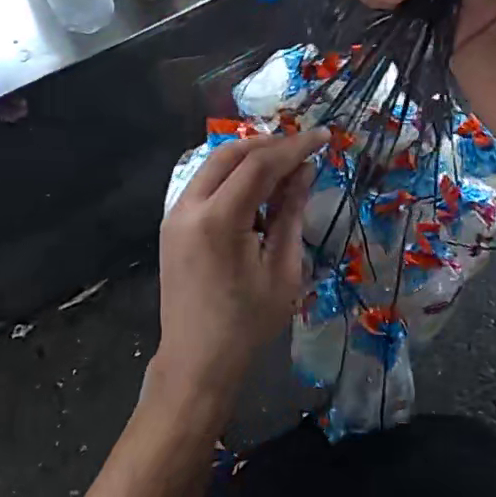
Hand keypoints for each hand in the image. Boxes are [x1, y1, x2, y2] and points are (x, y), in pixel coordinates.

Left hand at [149, 129, 327, 428]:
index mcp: (218, 220)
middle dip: (270, 145)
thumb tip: (303, 172)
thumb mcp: (283, 269)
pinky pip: (205, 186)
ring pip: (213, 166)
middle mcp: (189, 208)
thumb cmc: (248, 323)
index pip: (259, 165)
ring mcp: (174, 216)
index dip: (294, 147)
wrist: (196, 360)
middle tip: (304, 148)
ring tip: (286, 168)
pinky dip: (232, 178)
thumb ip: (291, 214)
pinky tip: (258, 192)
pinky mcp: (172, 226)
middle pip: (230, 154)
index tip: (323, 136)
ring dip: (249, 159)